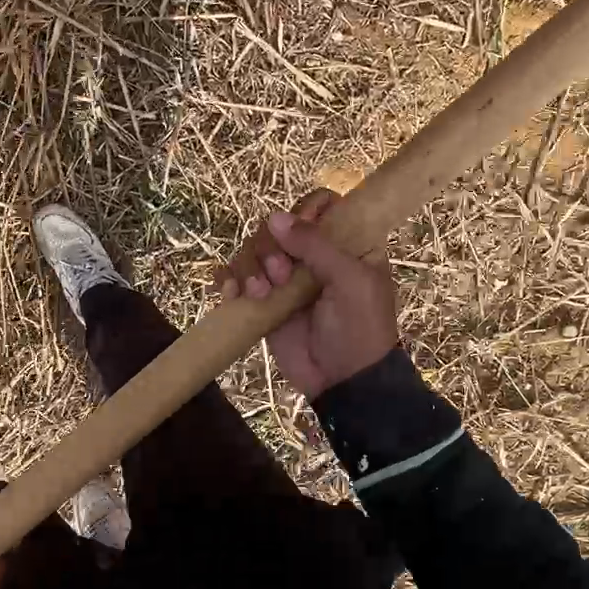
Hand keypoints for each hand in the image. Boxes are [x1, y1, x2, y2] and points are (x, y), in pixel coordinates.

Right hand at [217, 188, 398, 397]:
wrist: (343, 383)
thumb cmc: (360, 328)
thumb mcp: (350, 281)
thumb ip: (316, 246)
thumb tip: (274, 217)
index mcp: (345, 244)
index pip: (321, 205)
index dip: (305, 213)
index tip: (299, 235)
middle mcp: (312, 255)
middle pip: (276, 226)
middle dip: (271, 249)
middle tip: (281, 276)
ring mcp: (285, 278)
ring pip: (252, 249)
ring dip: (249, 268)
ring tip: (259, 294)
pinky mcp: (262, 300)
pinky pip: (234, 277)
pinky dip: (228, 281)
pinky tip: (230, 295)